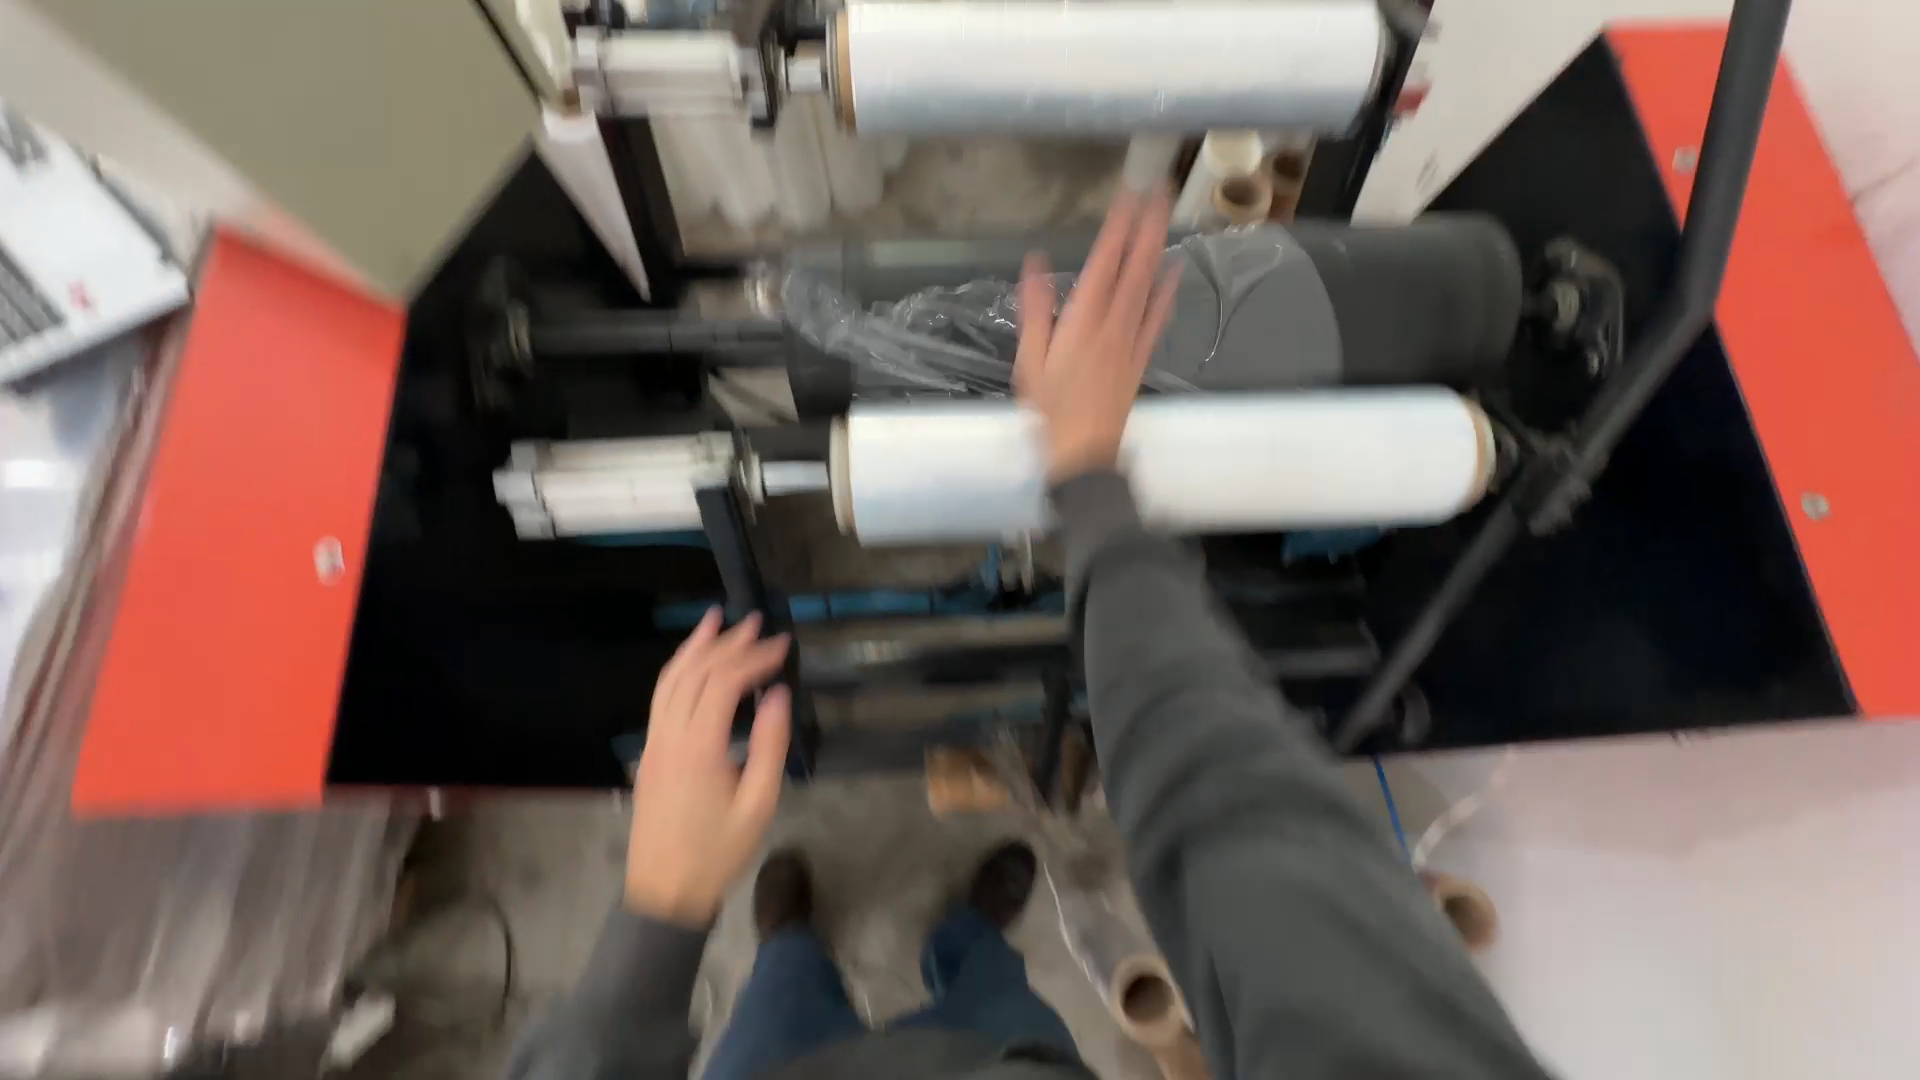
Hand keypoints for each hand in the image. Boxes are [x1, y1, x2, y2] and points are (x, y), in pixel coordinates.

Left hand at [626, 609, 791, 924]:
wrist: (665, 893)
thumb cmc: (719, 851)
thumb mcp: (759, 803)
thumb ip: (770, 745)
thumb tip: (779, 695)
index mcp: (699, 747)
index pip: (725, 683)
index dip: (755, 658)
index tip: (783, 645)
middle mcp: (669, 736)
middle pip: (696, 673)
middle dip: (728, 643)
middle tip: (758, 623)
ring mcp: (653, 742)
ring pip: (670, 680)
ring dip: (696, 646)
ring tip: (717, 619)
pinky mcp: (649, 751)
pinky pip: (661, 698)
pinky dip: (678, 669)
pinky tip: (693, 661)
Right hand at [1014, 188, 1181, 479]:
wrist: (1085, 451)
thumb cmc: (1051, 408)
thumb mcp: (1030, 361)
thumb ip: (1035, 311)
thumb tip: (1035, 265)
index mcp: (1083, 320)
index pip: (1104, 262)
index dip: (1119, 226)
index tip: (1129, 193)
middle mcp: (1113, 323)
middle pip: (1134, 266)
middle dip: (1147, 226)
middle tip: (1160, 188)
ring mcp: (1131, 340)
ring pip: (1148, 285)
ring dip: (1158, 248)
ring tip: (1167, 216)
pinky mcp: (1140, 358)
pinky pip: (1156, 319)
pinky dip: (1167, 293)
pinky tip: (1175, 272)